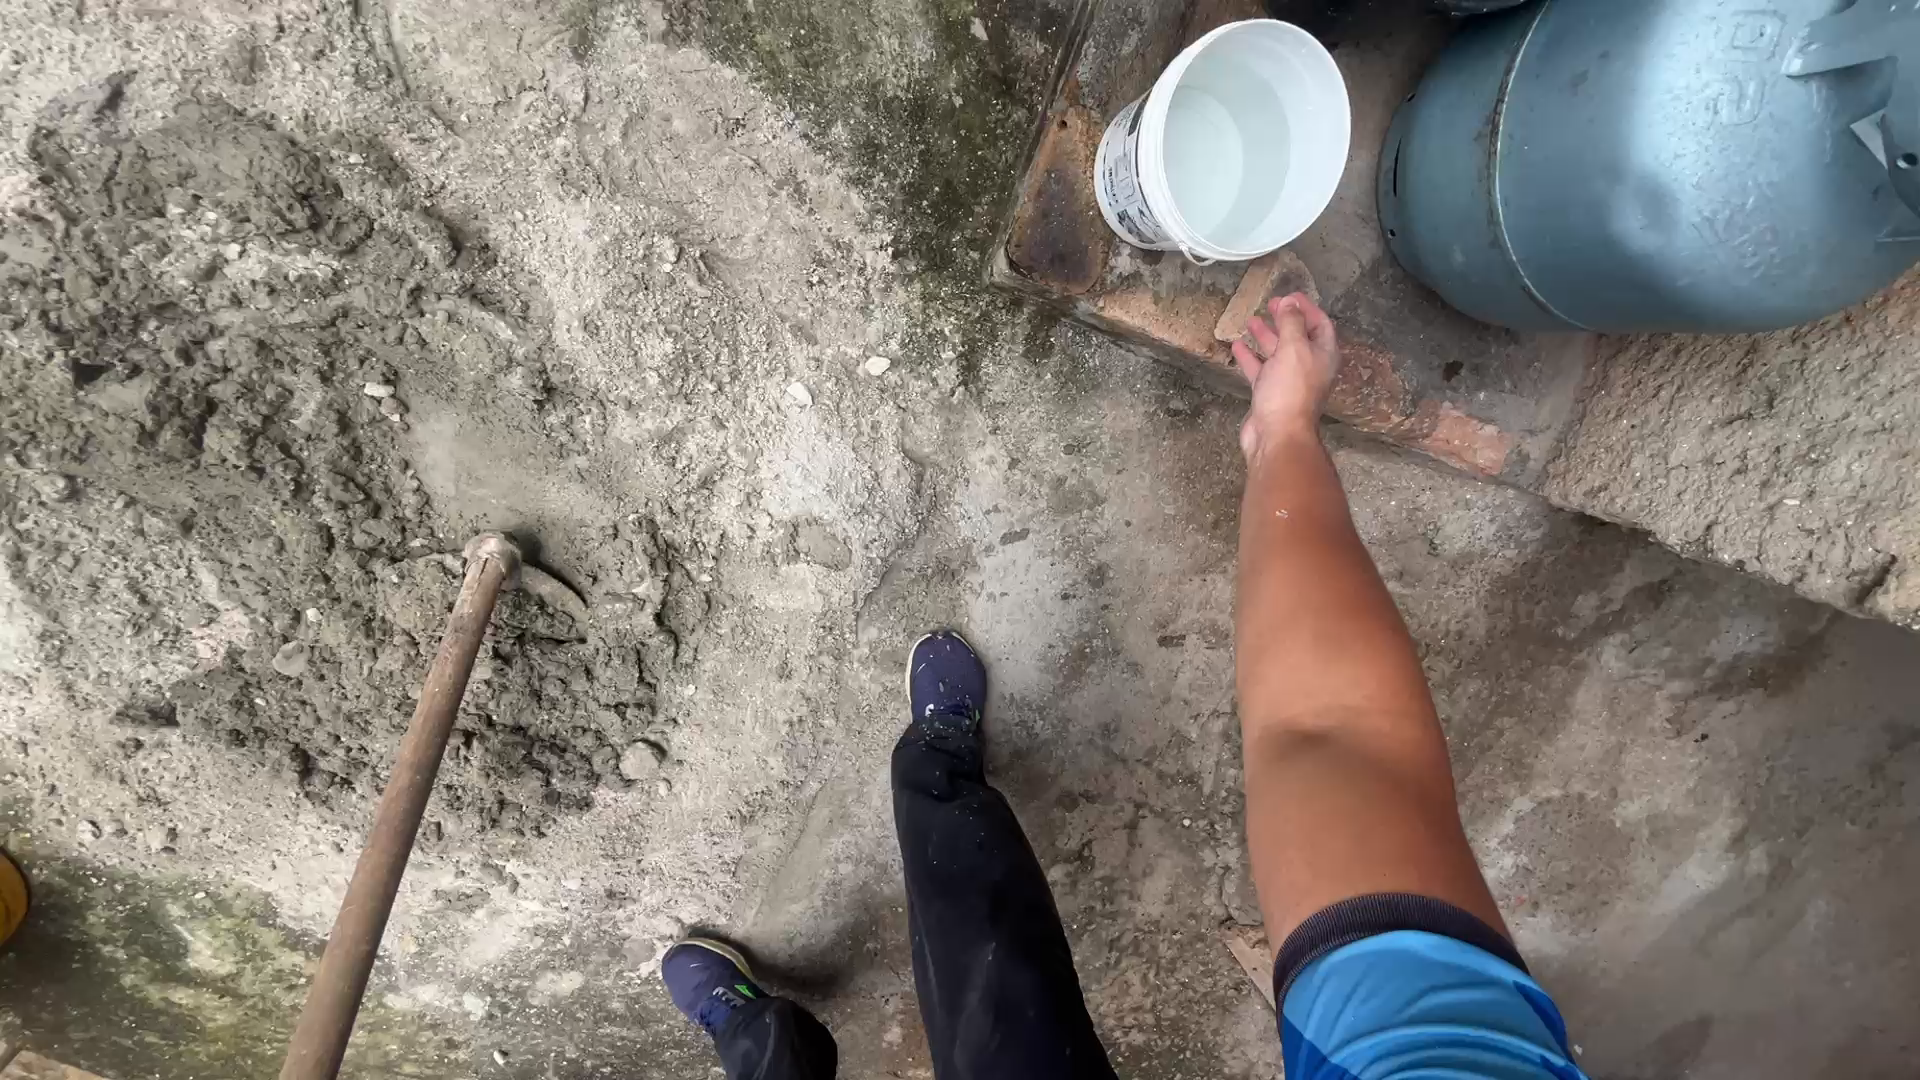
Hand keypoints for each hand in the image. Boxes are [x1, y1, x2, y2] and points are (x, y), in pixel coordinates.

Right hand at [1230, 293, 1339, 465]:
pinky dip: (1249, 357)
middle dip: (1285, 319)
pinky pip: (1260, 369)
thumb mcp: (1293, 348)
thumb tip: (1290, 303)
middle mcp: (1308, 365)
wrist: (1277, 433)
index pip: (1319, 323)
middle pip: (1298, 336)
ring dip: (1265, 336)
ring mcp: (1287, 380)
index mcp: (1322, 354)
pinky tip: (1237, 347)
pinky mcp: (1268, 393)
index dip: (1306, 308)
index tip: (1290, 295)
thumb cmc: (1290, 390)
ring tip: (1251, 321)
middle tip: (1271, 304)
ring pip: (1277, 352)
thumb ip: (1291, 323)